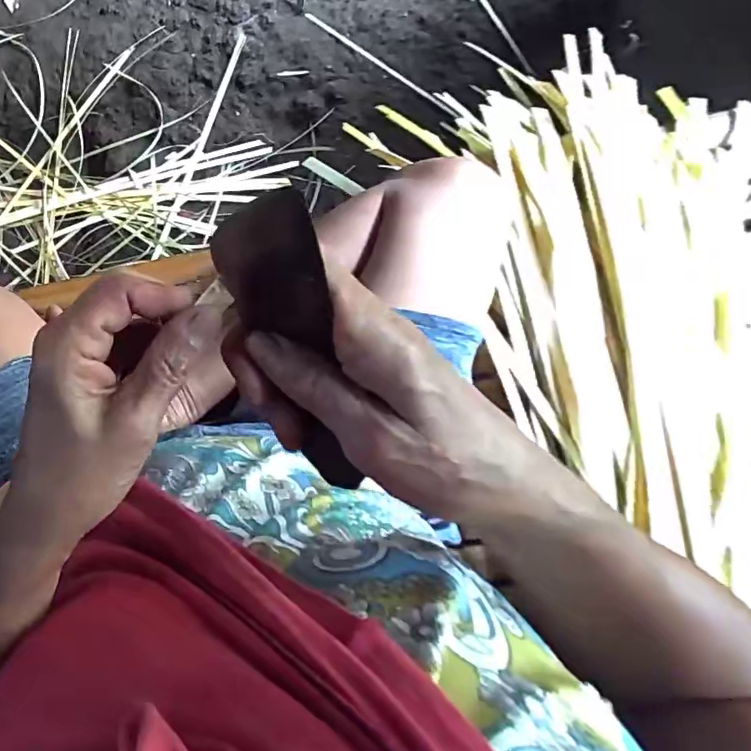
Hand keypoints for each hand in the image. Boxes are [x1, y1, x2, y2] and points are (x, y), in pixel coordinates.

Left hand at [1, 272, 224, 557]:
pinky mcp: (77, 362)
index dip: (163, 294)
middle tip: (201, 334)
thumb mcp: (136, 419)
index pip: (119, 290)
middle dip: (163, 308)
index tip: (202, 316)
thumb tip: (208, 314)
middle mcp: (61, 332)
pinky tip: (165, 363)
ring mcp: (67, 346)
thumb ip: (169, 362)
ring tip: (189, 351)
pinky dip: (144, 343)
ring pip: (120, 314)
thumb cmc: (85, 475)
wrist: (44, 516)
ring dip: (156, 326)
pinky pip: (115, 335)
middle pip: (119, 296)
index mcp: (66, 342)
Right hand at [225, 262, 594, 530]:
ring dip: (279, 378)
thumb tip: (258, 338)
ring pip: (300, 336)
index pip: (312, 264)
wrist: (509, 487)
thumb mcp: (370, 436)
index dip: (266, 277)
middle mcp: (368, 319)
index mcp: (370, 326)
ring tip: (290, 433)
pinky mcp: (372, 360)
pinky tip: (304, 428)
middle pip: (291, 307)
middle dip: (262, 353)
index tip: (241, 337)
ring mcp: (369, 339)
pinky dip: (300, 387)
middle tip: (272, 415)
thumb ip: (312, 383)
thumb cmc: (447, 465)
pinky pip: (319, 357)